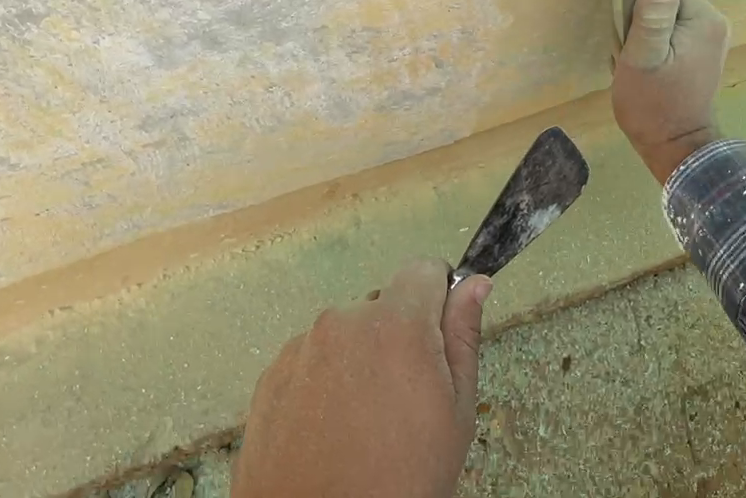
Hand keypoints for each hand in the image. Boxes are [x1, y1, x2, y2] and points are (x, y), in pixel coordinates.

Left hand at [231, 258, 492, 497]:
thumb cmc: (402, 478)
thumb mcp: (455, 410)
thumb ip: (464, 335)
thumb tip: (475, 282)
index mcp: (396, 322)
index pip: (425, 269)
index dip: (439, 297)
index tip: (439, 336)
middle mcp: (344, 321)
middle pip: (384, 303)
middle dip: (399, 334)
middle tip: (405, 396)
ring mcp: (302, 348)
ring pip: (347, 333)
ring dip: (360, 357)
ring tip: (363, 419)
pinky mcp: (270, 378)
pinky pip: (312, 359)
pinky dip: (325, 381)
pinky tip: (331, 428)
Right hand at [610, 0, 729, 183]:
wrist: (674, 148)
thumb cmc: (653, 105)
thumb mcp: (643, 59)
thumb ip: (651, 18)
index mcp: (706, 19)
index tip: (629, 25)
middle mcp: (716, 23)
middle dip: (643, 17)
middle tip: (631, 47)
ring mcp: (711, 39)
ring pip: (668, 15)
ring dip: (646, 32)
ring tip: (637, 58)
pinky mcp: (702, 53)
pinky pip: (673, 32)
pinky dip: (655, 44)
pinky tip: (646, 65)